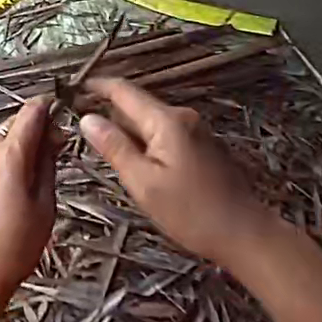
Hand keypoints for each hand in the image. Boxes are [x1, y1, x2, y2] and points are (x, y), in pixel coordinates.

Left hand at [0, 97, 59, 312]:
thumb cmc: (13, 246)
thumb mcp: (45, 204)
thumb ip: (49, 163)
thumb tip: (53, 138)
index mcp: (11, 155)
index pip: (31, 111)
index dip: (48, 108)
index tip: (60, 113)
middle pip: (14, 124)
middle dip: (34, 130)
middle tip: (53, 150)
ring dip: (16, 146)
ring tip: (30, 175)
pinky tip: (7, 186)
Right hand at [79, 78, 274, 268]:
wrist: (247, 235)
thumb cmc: (191, 212)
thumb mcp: (143, 184)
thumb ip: (114, 147)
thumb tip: (86, 118)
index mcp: (165, 120)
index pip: (123, 91)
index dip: (97, 86)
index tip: (74, 89)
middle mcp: (181, 116)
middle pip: (136, 104)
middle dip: (110, 112)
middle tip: (84, 127)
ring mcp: (195, 129)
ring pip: (150, 120)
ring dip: (128, 129)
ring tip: (108, 149)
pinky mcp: (202, 145)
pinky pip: (164, 132)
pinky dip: (146, 140)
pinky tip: (140, 163)